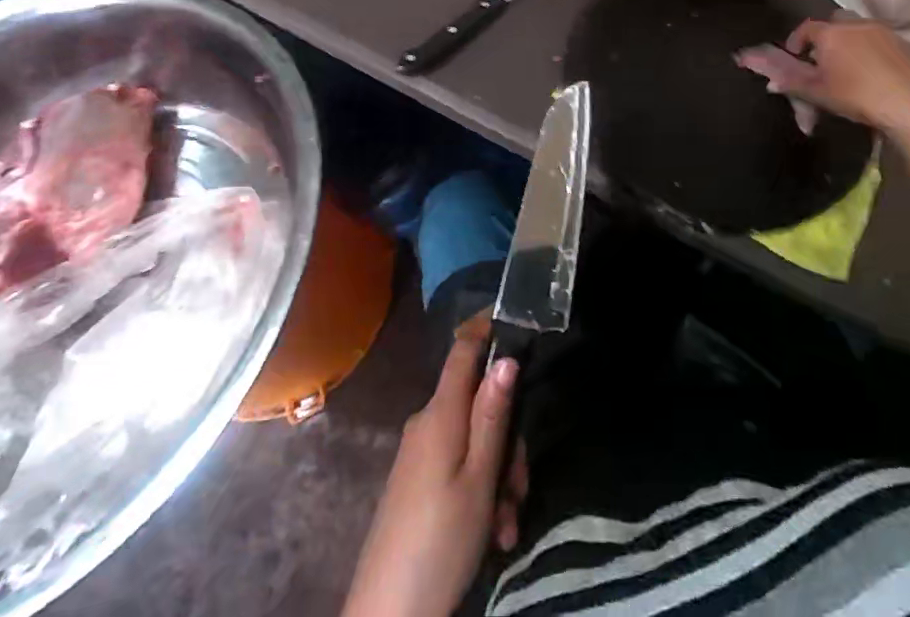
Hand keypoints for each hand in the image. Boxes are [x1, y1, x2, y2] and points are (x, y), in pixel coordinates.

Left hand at [343, 314, 517, 616]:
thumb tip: (504, 358)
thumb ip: (491, 416)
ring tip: (505, 528)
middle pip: (479, 406)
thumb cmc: (442, 536)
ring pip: (475, 443)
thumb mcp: (479, 478)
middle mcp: (427, 422)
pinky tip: (492, 534)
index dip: (486, 329)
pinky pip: (460, 467)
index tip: (514, 321)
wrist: (391, 604)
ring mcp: (420, 450)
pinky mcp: (418, 477)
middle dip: (507, 444)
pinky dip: (482, 494)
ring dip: (499, 480)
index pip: (462, 351)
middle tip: (518, 491)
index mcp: (440, 413)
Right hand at [779, 14, 909, 141]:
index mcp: (831, 33)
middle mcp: (857, 24)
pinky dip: (873, 49)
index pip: (806, 28)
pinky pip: (882, 39)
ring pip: (861, 28)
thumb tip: (771, 82)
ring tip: (849, 65)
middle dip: (827, 34)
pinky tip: (874, 72)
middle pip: (836, 20)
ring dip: (851, 40)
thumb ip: (791, 83)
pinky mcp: (908, 44)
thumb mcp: (816, 92)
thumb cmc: (856, 95)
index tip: (794, 55)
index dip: (796, 40)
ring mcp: (886, 32)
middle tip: (824, 57)